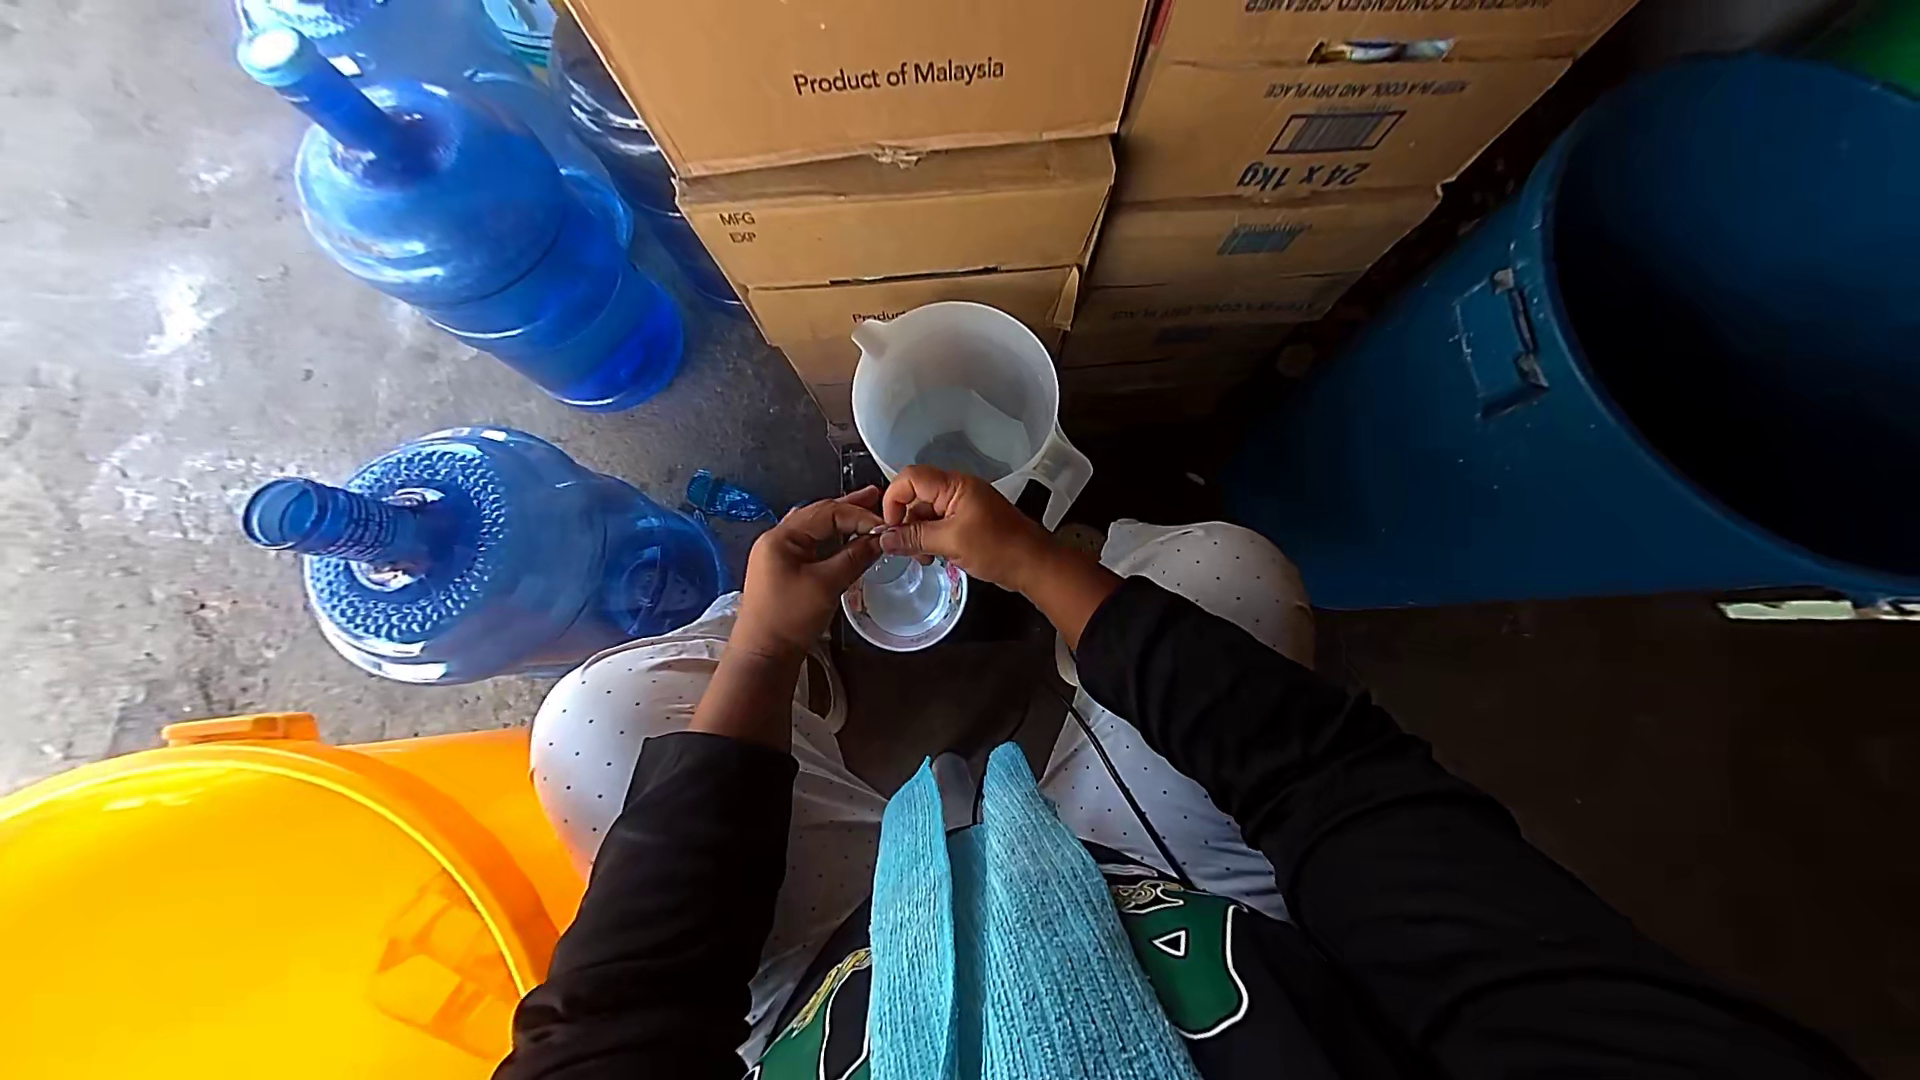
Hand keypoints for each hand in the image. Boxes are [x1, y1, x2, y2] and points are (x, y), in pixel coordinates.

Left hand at [733, 487, 883, 660]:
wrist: (764, 654)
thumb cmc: (791, 618)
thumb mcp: (827, 584)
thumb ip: (855, 557)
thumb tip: (881, 539)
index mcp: (781, 537)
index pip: (827, 513)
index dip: (858, 514)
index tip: (885, 523)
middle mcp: (777, 538)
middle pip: (818, 514)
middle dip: (849, 507)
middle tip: (877, 496)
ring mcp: (779, 553)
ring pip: (815, 527)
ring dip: (840, 519)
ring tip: (866, 509)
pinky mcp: (784, 568)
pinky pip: (812, 543)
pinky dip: (832, 536)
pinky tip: (845, 535)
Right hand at [878, 466, 1053, 590]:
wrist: (1034, 564)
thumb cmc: (1000, 548)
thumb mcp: (951, 542)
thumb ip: (915, 538)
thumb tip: (885, 538)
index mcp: (955, 486)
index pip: (910, 478)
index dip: (894, 499)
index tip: (890, 526)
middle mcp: (958, 490)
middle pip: (916, 496)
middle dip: (906, 522)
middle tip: (905, 549)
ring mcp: (964, 506)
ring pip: (927, 513)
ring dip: (918, 535)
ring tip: (923, 558)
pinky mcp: (969, 522)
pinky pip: (940, 525)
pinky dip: (932, 540)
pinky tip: (934, 557)